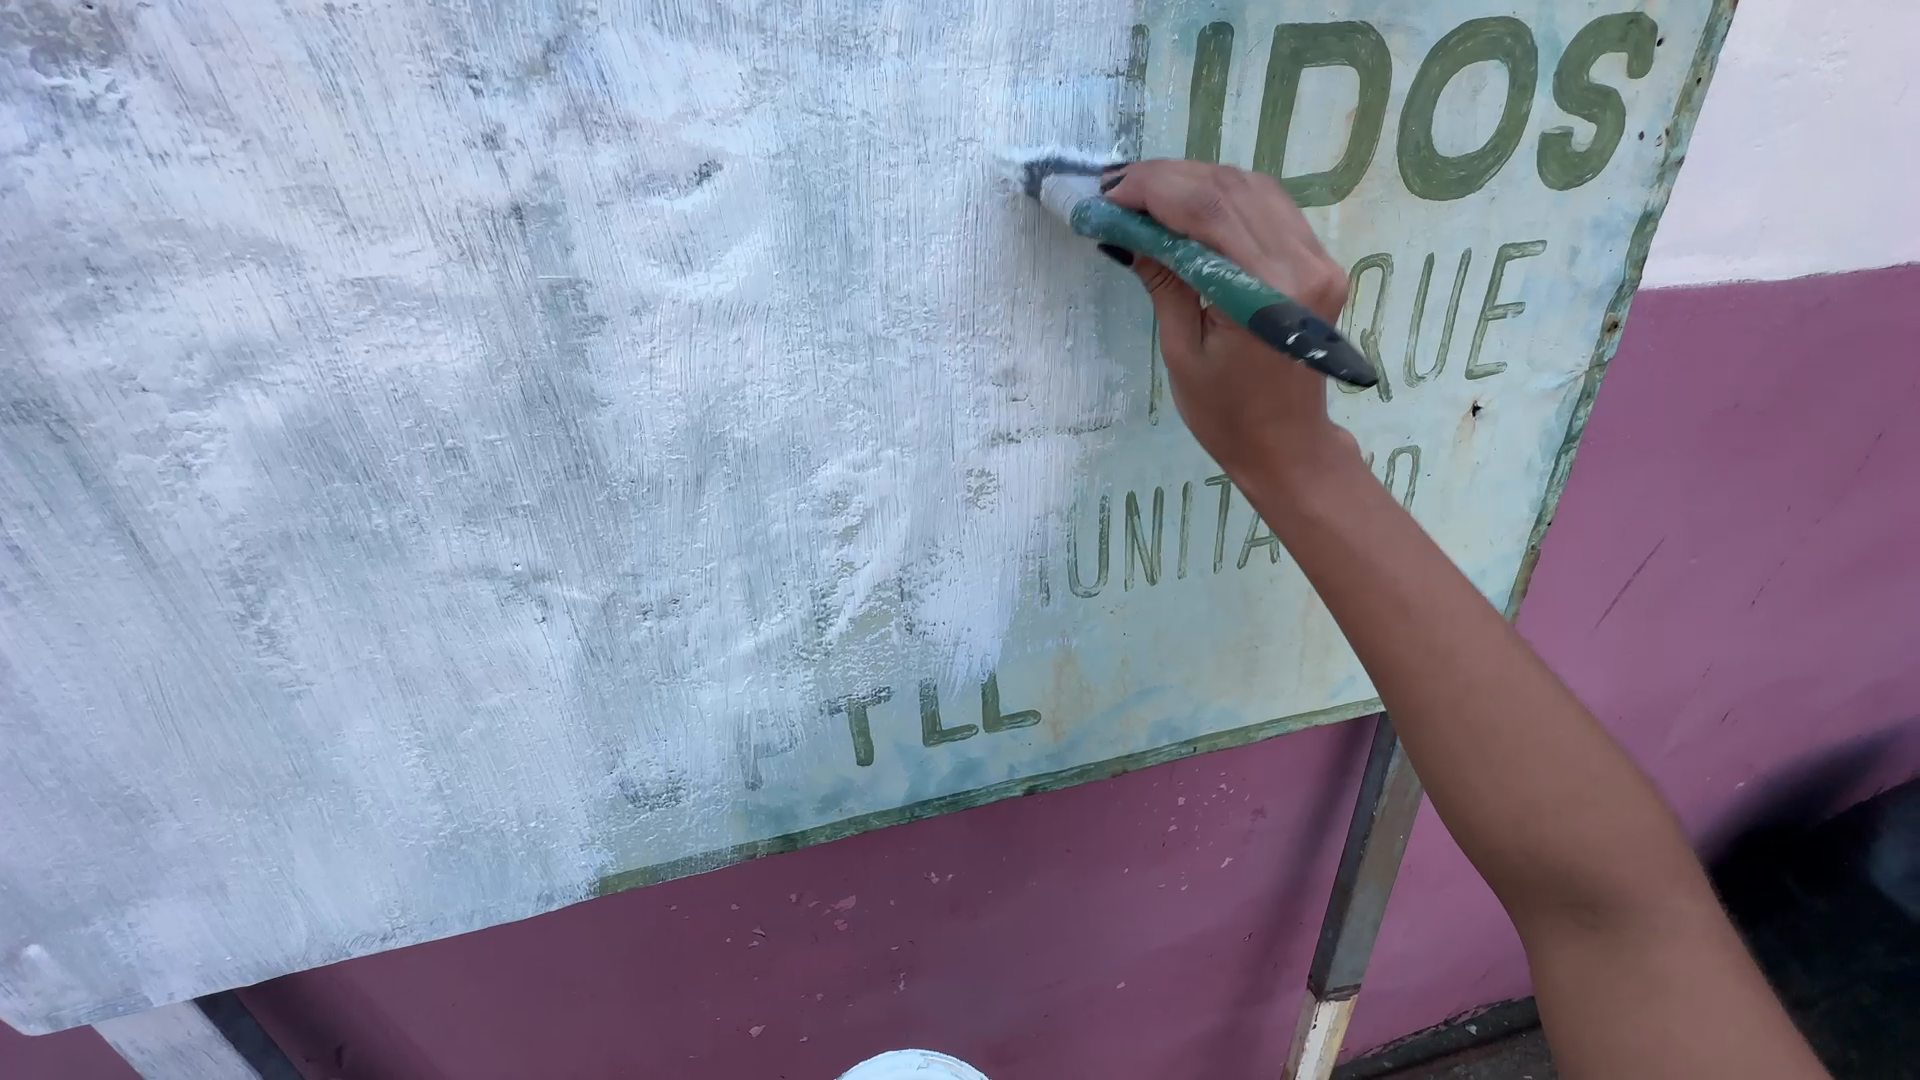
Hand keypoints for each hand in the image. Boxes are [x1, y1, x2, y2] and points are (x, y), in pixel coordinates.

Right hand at [1101, 160, 1360, 501]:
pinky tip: (1188, 207)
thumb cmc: (1226, 415)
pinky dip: (1224, 198)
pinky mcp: (1319, 260)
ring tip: (1145, 195)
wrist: (1286, 443)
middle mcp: (1303, 263)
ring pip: (1251, 188)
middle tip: (1117, 191)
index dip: (1152, 190)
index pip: (1206, 210)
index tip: (1107, 194)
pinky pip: (1269, 207)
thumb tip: (1127, 232)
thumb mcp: (1181, 352)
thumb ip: (1163, 281)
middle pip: (1230, 188)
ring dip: (1194, 182)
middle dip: (1167, 180)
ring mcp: (1319, 258)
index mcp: (1266, 293)